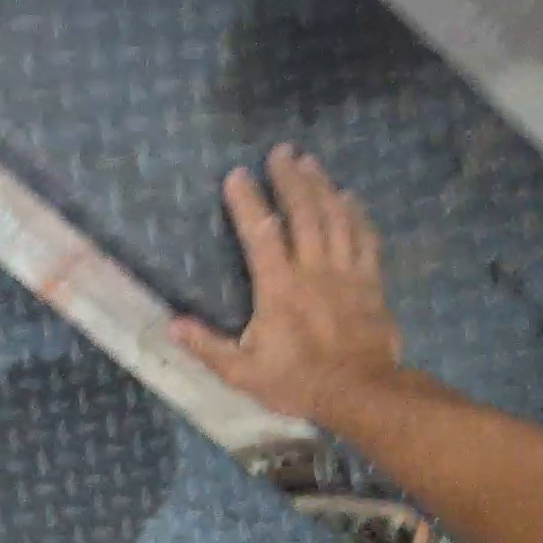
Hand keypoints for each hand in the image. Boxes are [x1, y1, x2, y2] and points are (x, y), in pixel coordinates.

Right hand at [172, 144, 403, 421]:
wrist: (359, 391)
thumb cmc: (295, 382)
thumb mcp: (241, 372)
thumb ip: (207, 346)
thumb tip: (172, 325)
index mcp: (279, 288)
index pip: (260, 234)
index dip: (247, 202)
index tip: (237, 174)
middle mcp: (313, 270)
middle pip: (303, 212)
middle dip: (290, 178)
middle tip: (281, 151)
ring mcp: (346, 272)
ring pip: (335, 217)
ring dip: (321, 186)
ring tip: (310, 162)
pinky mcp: (369, 281)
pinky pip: (363, 237)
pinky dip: (355, 213)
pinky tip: (348, 197)